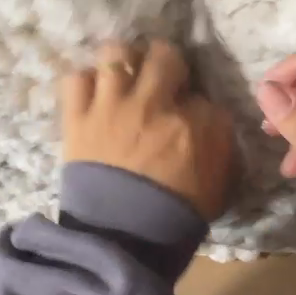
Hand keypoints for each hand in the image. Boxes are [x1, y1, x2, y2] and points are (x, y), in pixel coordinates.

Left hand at [62, 39, 235, 220]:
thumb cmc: (174, 218)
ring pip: (116, 52)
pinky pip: (76, 78)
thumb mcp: (218, 183)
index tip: (190, 117)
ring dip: (124, 62)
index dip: (196, 104)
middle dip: (168, 64)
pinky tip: (95, 97)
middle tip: (163, 81)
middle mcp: (153, 104)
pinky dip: (86, 83)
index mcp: (194, 124)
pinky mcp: (77, 117)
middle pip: (165, 55)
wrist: (121, 242)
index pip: (203, 94)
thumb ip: (219, 144)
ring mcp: (111, 106)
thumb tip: (210, 118)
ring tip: (125, 79)